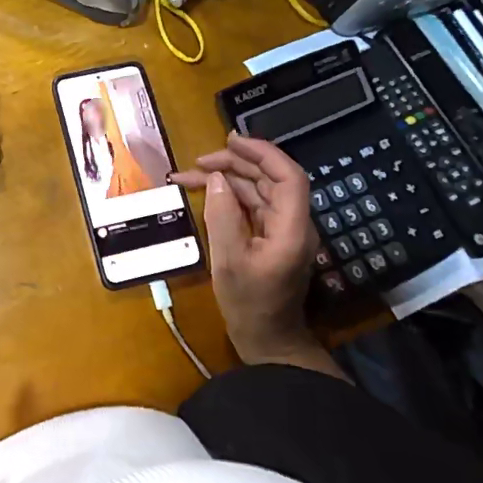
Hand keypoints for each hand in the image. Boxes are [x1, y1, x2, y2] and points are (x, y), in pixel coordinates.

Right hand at [172, 133, 330, 369]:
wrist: (267, 340)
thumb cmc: (250, 305)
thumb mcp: (229, 262)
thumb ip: (222, 216)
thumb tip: (216, 179)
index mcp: (292, 228)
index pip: (288, 177)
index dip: (262, 154)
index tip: (231, 142)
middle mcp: (292, 223)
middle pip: (268, 179)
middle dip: (234, 164)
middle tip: (197, 161)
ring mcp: (281, 229)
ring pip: (256, 190)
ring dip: (226, 179)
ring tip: (190, 174)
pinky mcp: (269, 236)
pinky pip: (250, 206)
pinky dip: (227, 196)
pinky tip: (204, 192)